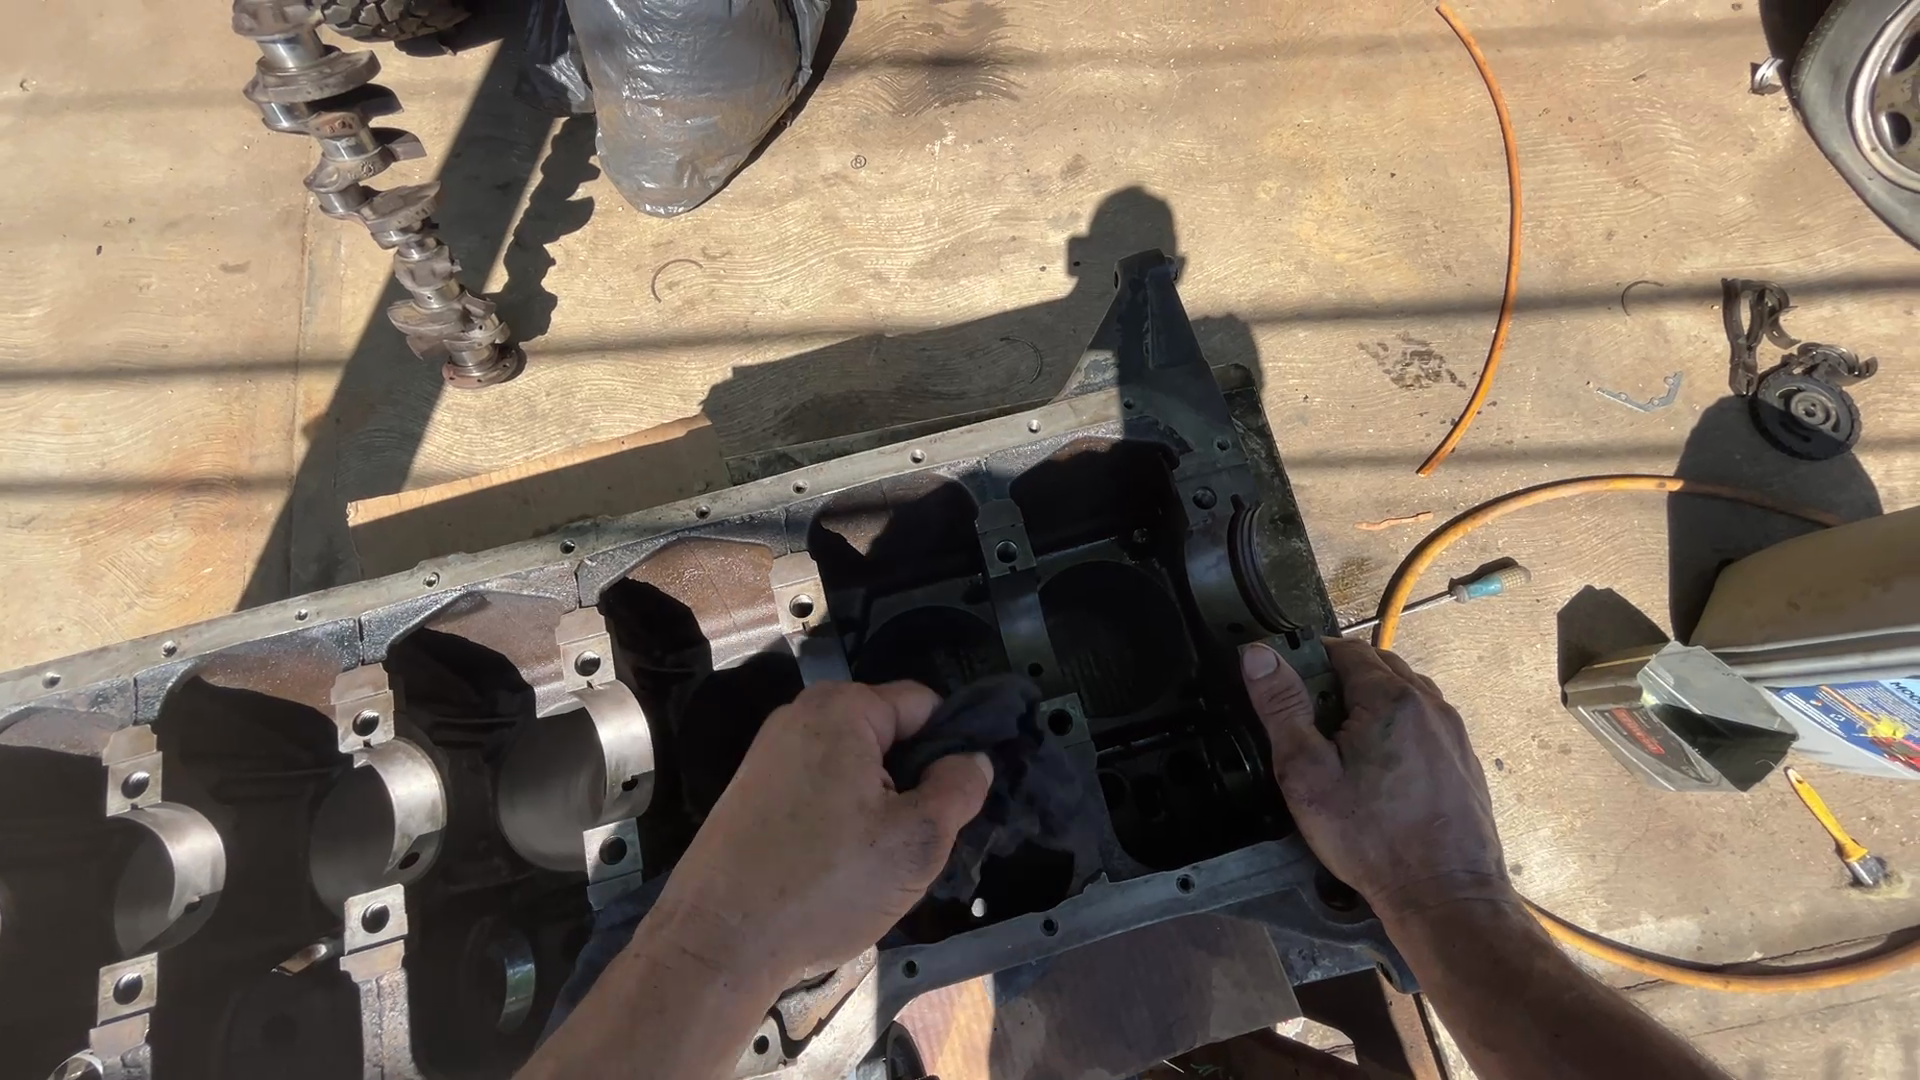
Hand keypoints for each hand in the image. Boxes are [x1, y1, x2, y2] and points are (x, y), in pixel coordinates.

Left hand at [650, 680, 993, 989]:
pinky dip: (840, 812)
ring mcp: (771, 750)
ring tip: (876, 858)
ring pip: (855, 763)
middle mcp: (803, 713)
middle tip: (917, 837)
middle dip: (911, 778)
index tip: (954, 799)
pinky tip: (836, 862)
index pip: (924, 703)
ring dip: (878, 800)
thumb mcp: (916, 841)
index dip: (950, 746)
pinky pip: (819, 783)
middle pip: (888, 732)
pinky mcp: (752, 787)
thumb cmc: (825, 883)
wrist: (716, 943)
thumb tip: (973, 760)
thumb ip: (958, 789)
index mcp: (844, 708)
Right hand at [1239, 638, 1510, 921]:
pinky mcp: (1465, 761)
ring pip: (1406, 690)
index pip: (1346, 649)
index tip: (1289, 684)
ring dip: (1371, 696)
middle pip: (1379, 664)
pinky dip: (1397, 721)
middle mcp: (1430, 706)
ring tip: (1341, 737)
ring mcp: (1454, 733)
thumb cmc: (1369, 836)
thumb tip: (1258, 654)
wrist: (1446, 899)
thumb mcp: (1306, 771)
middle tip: (1309, 712)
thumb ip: (1281, 707)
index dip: (1312, 657)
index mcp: (1390, 700)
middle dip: (1341, 675)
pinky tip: (1378, 762)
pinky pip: (1426, 719)